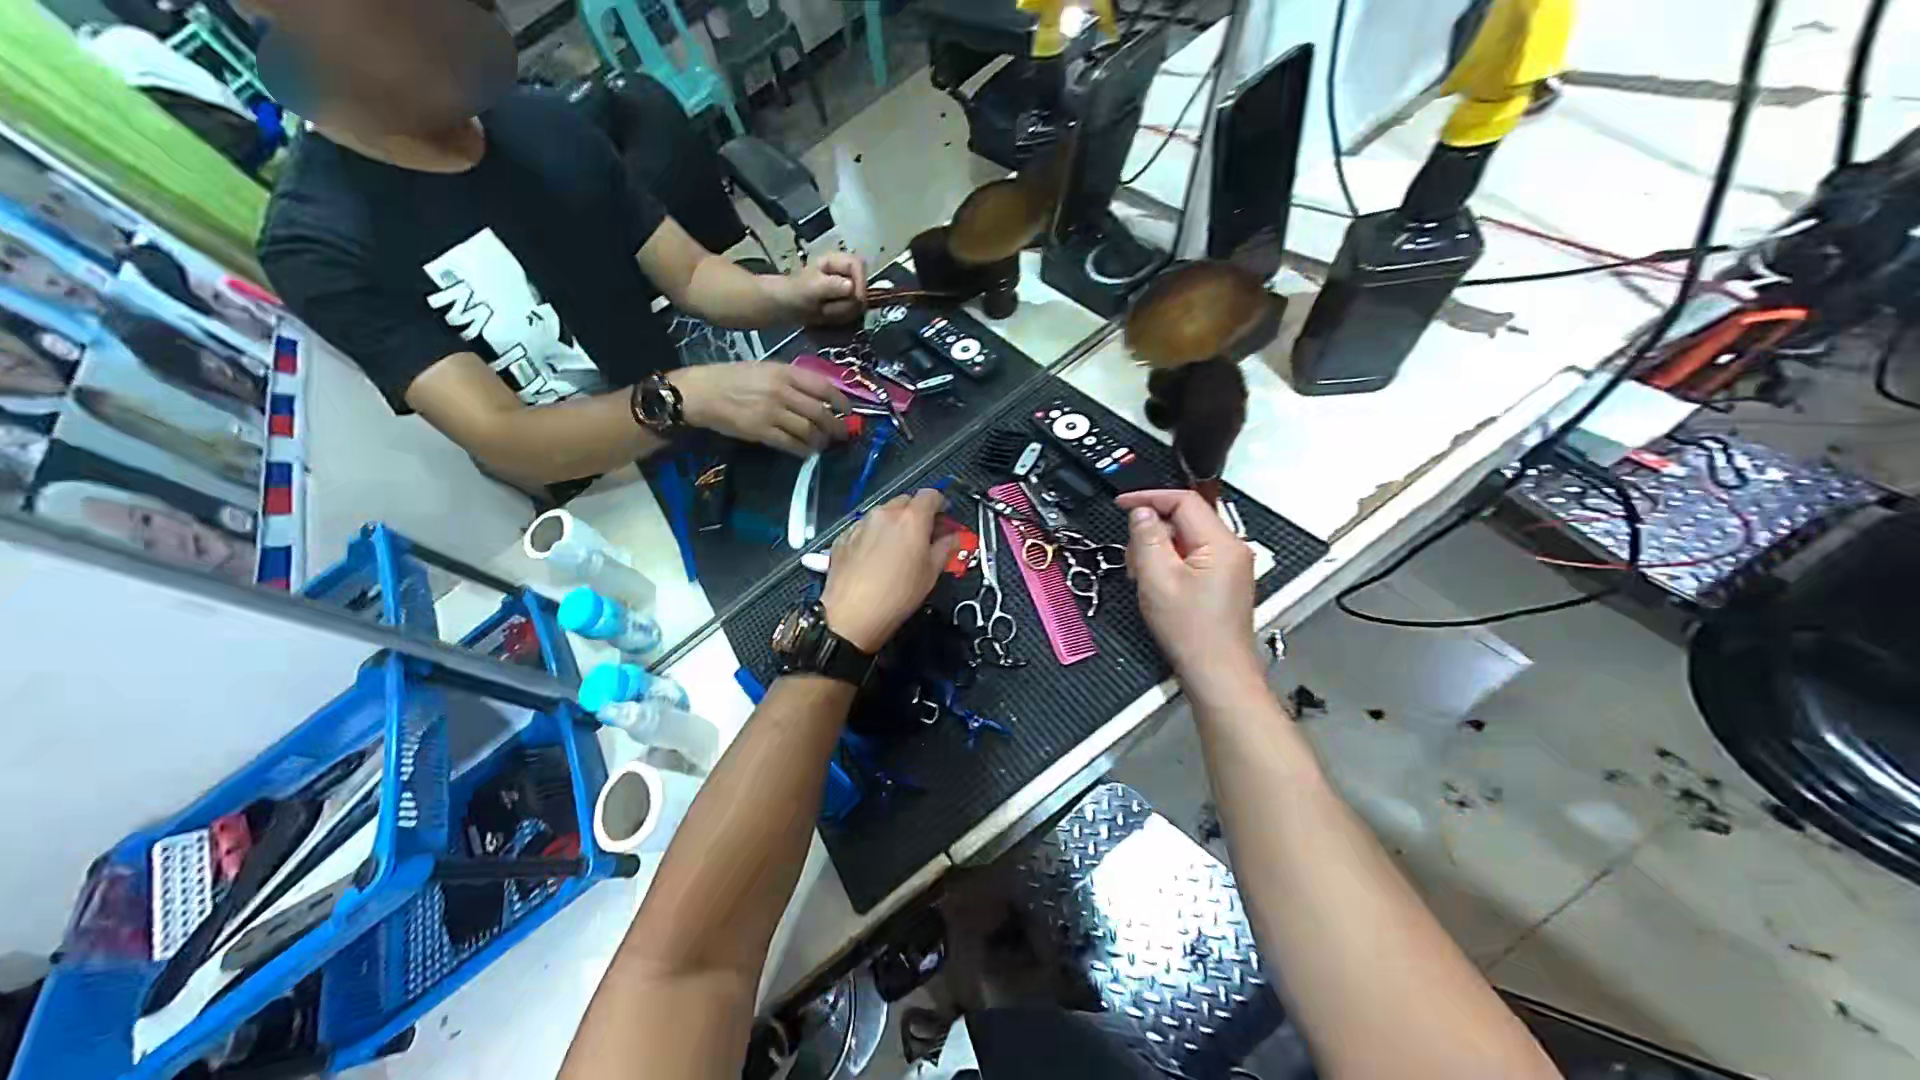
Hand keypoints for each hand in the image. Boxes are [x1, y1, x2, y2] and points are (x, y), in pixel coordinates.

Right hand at [668, 363, 850, 456]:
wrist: (700, 392)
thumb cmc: (731, 377)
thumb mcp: (764, 368)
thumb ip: (791, 380)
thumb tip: (818, 396)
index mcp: (784, 372)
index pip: (823, 386)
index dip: (840, 400)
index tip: (847, 410)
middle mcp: (782, 391)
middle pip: (820, 413)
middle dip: (835, 427)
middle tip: (841, 434)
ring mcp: (772, 413)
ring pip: (808, 431)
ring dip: (820, 441)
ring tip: (822, 444)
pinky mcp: (761, 432)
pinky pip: (791, 444)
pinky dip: (803, 451)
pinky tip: (807, 452)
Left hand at [786, 253, 867, 325]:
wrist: (787, 307)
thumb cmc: (796, 292)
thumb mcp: (811, 287)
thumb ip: (831, 285)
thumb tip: (851, 287)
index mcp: (836, 261)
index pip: (858, 265)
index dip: (860, 281)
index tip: (856, 299)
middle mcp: (845, 273)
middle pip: (862, 288)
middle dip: (847, 302)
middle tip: (828, 307)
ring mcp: (847, 289)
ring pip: (858, 304)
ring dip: (842, 312)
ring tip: (824, 311)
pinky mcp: (846, 303)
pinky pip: (853, 313)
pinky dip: (842, 317)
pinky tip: (828, 316)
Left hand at [822, 489, 959, 651]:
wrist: (852, 614)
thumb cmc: (896, 595)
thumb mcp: (931, 573)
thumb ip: (945, 548)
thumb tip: (952, 538)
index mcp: (911, 518)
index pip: (931, 495)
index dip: (941, 505)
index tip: (943, 519)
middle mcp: (884, 514)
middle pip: (906, 501)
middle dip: (917, 514)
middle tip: (924, 537)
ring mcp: (861, 524)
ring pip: (884, 514)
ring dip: (894, 525)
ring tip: (899, 551)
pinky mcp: (844, 537)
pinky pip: (865, 528)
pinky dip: (874, 536)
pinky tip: (876, 559)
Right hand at [1118, 490, 1259, 693]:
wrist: (1216, 672)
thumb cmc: (1192, 633)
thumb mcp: (1157, 579)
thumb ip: (1147, 538)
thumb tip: (1142, 512)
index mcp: (1221, 543)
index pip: (1183, 501)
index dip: (1149, 498)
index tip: (1122, 504)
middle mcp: (1231, 550)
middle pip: (1184, 520)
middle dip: (1152, 532)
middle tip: (1132, 558)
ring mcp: (1229, 566)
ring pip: (1185, 539)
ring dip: (1158, 550)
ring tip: (1144, 578)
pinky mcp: (1222, 581)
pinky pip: (1192, 557)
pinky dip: (1169, 564)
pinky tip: (1157, 586)